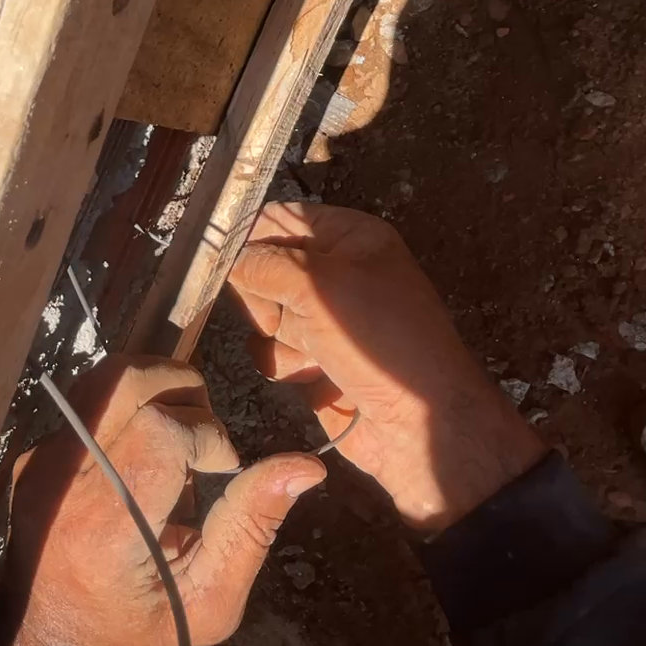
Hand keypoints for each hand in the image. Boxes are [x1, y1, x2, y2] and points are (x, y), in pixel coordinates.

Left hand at [0, 355, 324, 645]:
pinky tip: (141, 446)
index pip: (160, 431)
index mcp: (108, 527)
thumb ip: (252, 528)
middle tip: (202, 431)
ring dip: (156, 385)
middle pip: (127, 382)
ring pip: (105, 377)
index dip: (206, 433)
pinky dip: (128, 404)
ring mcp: (41, 458)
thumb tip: (305, 466)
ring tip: (177, 428)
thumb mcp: (208, 600)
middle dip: (183, 388)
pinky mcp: (33, 448)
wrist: (49, 637)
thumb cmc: (134, 629)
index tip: (221, 465)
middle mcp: (65, 480)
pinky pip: (89, 399)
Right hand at [228, 202, 543, 533]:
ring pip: (262, 311)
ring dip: (278, 335)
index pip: (278, 219)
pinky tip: (315, 376)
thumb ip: (263, 264)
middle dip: (265, 296)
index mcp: (348, 238)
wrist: (421, 426)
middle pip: (262, 267)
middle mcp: (334, 272)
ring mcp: (323, 317)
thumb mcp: (320, 287)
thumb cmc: (380, 342)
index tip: (224, 262)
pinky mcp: (313, 357)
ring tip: (312, 352)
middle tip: (282, 316)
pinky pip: (272, 349)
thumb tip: (224, 259)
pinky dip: (286, 363)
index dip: (250, 239)